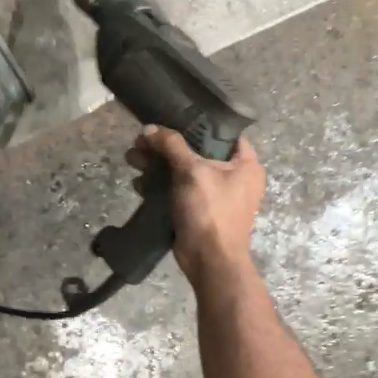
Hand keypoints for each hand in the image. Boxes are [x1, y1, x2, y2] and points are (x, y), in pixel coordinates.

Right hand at [125, 127, 264, 278]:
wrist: (210, 260)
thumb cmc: (211, 211)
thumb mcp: (192, 172)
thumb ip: (172, 146)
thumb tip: (149, 129)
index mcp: (245, 164)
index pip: (224, 133)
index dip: (198, 123)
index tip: (172, 117)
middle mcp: (233, 176)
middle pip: (196, 150)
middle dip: (166, 146)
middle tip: (141, 141)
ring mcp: (214, 194)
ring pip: (182, 170)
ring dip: (157, 164)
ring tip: (132, 159)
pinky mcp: (196, 209)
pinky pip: (176, 189)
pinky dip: (159, 184)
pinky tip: (139, 183)